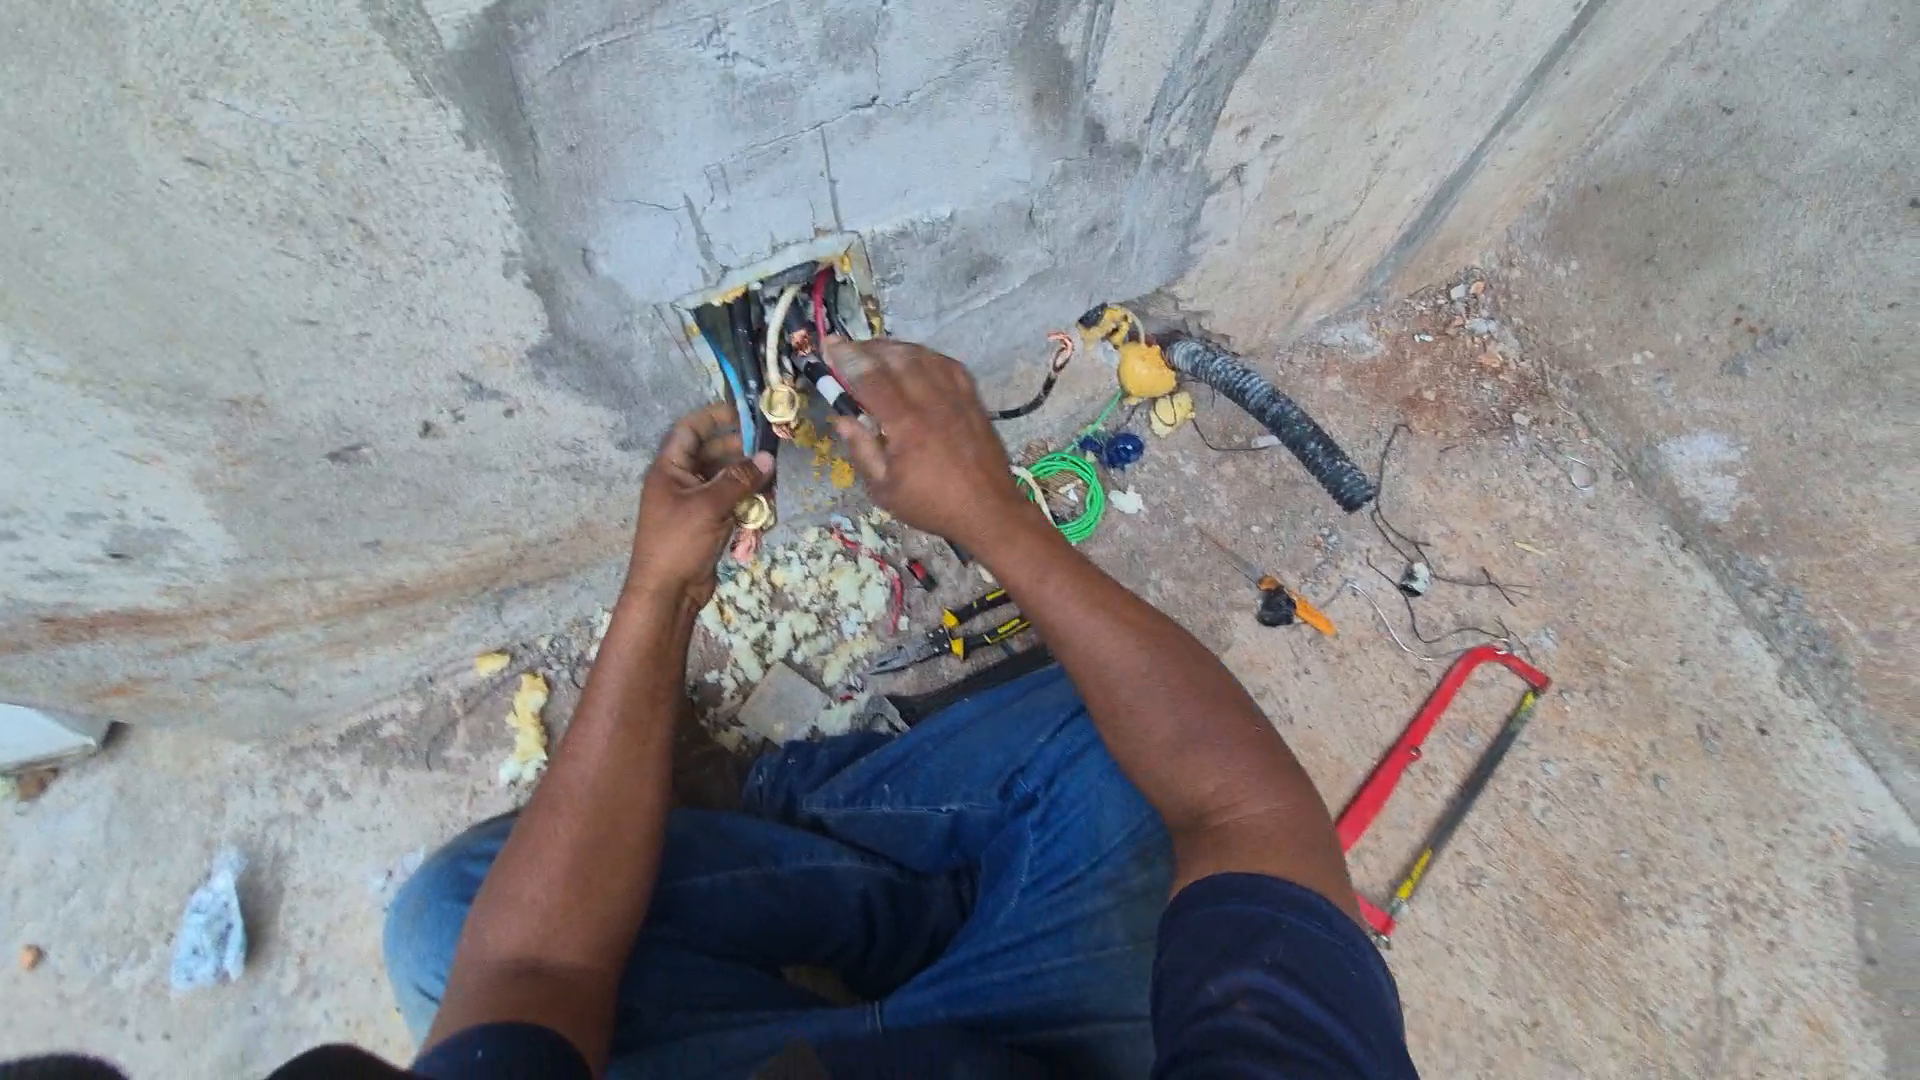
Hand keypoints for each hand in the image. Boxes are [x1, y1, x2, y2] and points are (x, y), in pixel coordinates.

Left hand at [626, 403, 773, 604]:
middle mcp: (681, 481)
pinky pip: (730, 501)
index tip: (744, 411)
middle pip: (712, 453)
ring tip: (772, 476)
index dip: (714, 417)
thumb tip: (768, 456)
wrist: (667, 591)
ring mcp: (694, 503)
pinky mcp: (707, 522)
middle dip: (741, 449)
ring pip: (725, 478)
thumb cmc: (679, 542)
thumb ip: (740, 479)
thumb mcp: (710, 505)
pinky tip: (765, 502)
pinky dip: (746, 500)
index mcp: (670, 469)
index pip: (690, 430)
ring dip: (748, 477)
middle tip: (771, 446)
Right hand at [824, 338, 1041, 551]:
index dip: (847, 359)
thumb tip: (841, 420)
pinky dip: (927, 356)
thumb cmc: (933, 505)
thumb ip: (862, 451)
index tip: (830, 347)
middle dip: (867, 347)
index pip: (871, 378)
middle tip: (848, 348)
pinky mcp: (973, 400)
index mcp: (906, 424)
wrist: (989, 510)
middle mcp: (931, 402)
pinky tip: (916, 360)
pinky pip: (949, 365)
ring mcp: (956, 397)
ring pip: (923, 356)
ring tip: (876, 351)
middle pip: (896, 358)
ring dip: (896, 348)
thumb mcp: (886, 490)